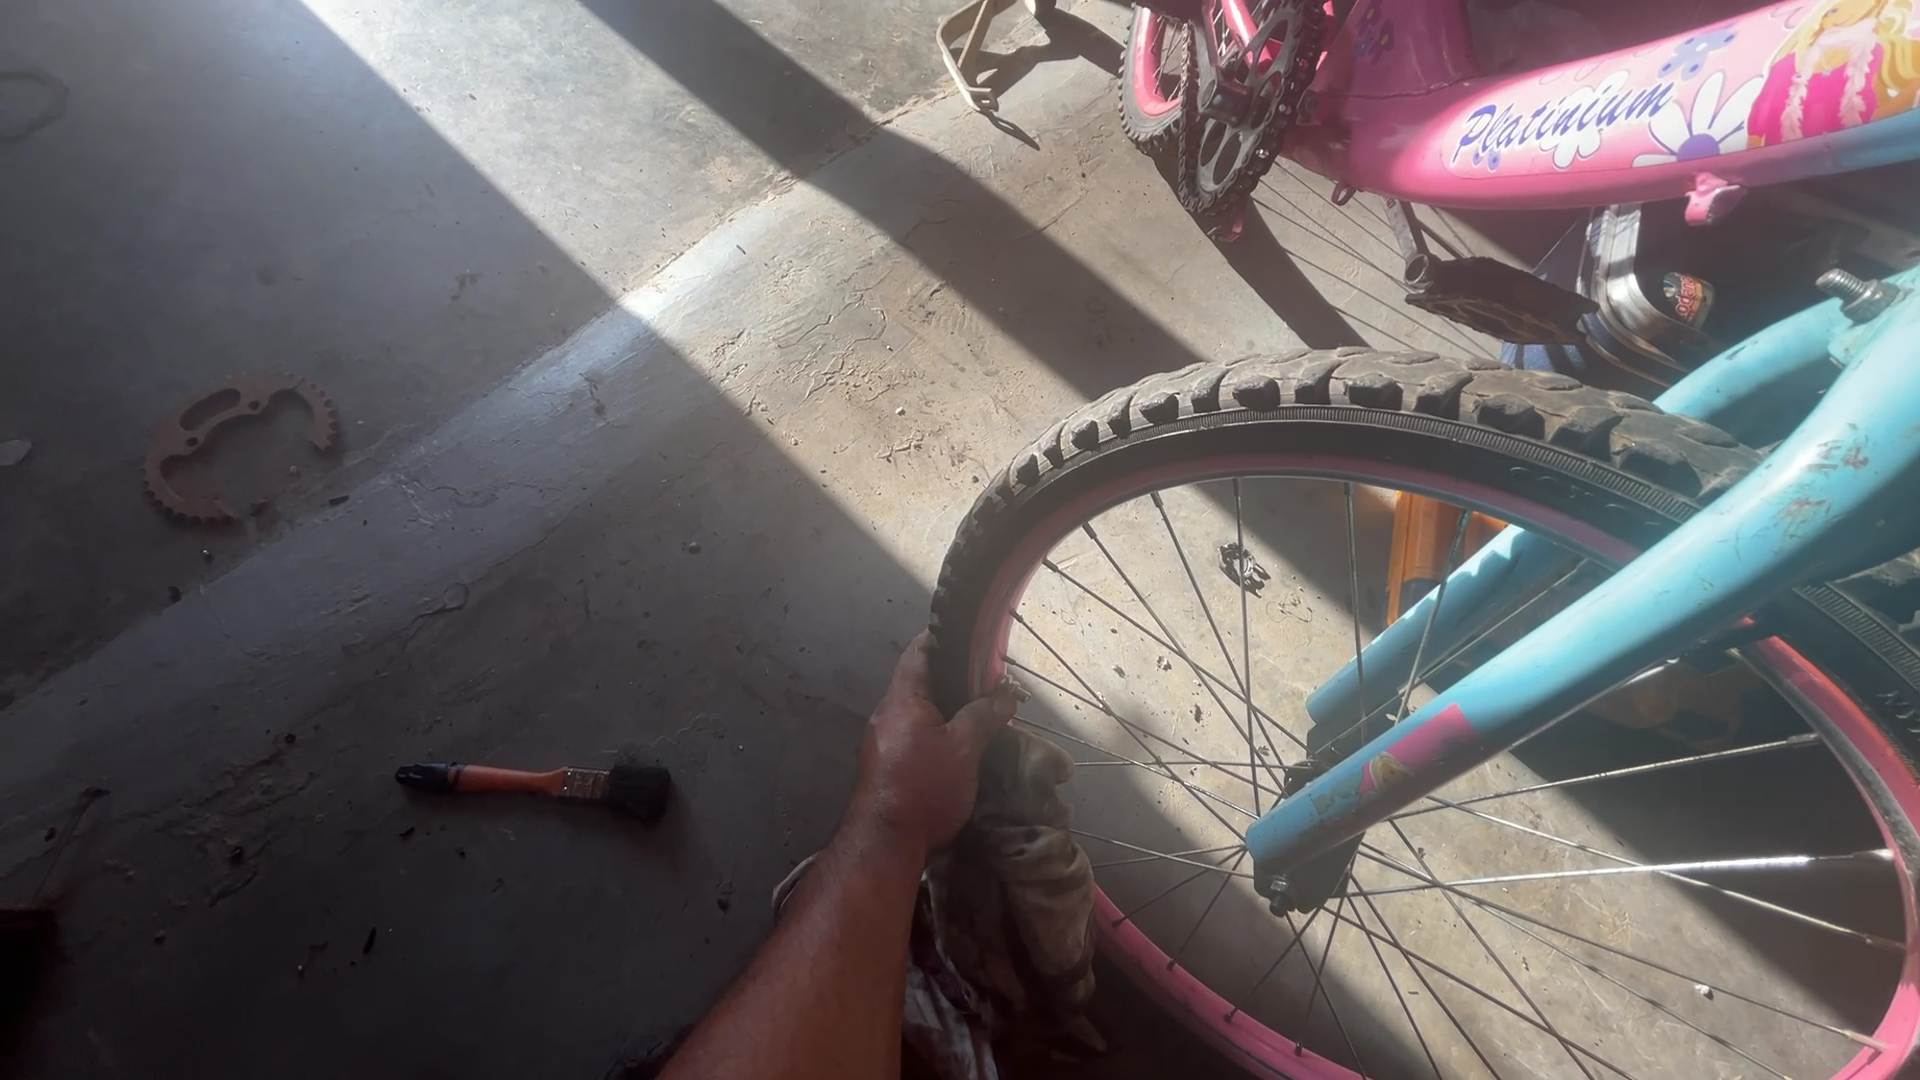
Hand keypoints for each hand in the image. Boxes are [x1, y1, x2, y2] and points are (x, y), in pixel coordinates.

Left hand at [843, 631, 1020, 860]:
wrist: (886, 844)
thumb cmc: (923, 788)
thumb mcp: (963, 749)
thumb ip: (984, 716)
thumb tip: (1005, 695)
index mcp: (902, 700)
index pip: (919, 653)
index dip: (943, 639)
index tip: (969, 637)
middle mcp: (887, 715)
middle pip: (919, 682)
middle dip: (953, 679)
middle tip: (986, 680)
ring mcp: (883, 742)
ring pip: (918, 711)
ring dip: (946, 708)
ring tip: (979, 712)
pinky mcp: (887, 766)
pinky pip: (914, 734)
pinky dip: (938, 730)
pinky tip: (959, 745)